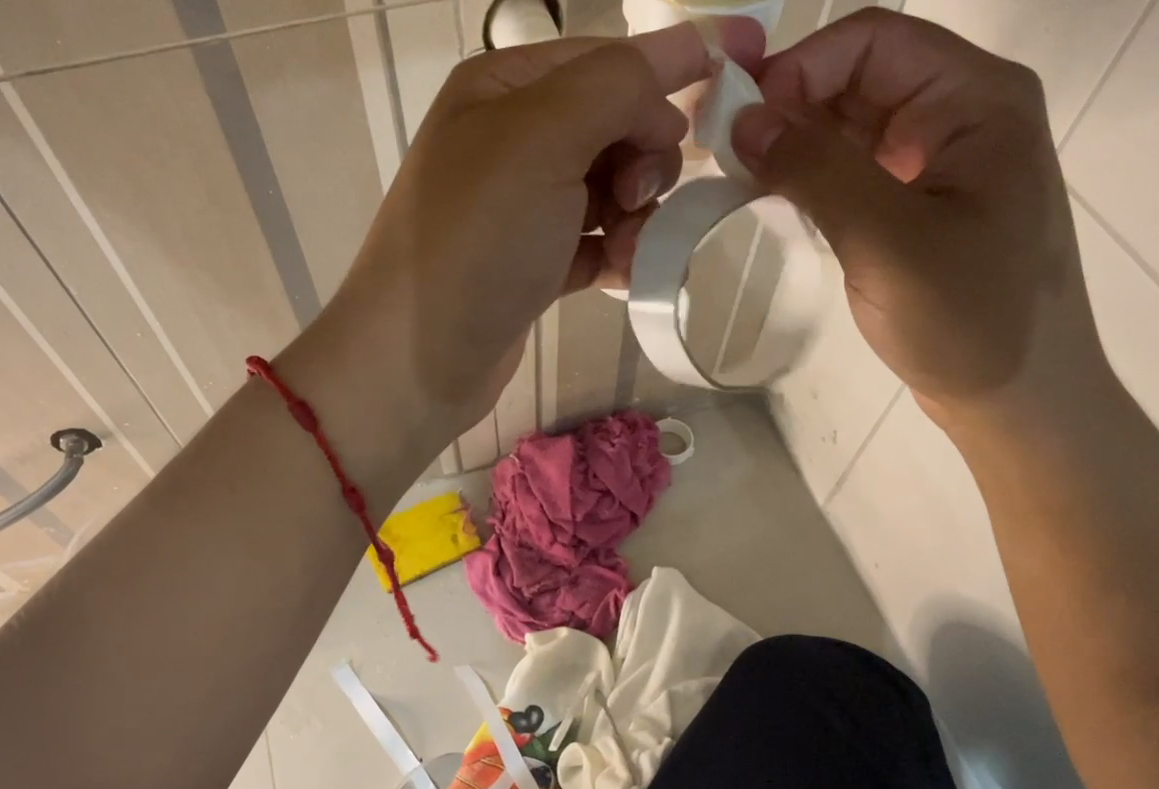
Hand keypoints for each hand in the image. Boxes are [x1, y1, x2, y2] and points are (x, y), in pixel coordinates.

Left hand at [326, 18, 764, 443]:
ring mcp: (520, 207)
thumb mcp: (543, 139)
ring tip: (628, 247)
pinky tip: (624, 273)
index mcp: (503, 88)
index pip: (606, 59)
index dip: (672, 66)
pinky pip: (596, 241)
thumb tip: (677, 80)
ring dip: (636, 212)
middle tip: (639, 195)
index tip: (742, 74)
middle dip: (645, 155)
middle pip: (614, 124)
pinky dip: (617, 252)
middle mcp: (510, 139)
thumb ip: (617, 87)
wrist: (416, 359)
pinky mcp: (531, 265)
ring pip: (611, 187)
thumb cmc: (476, 241)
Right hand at [730, 9, 1109, 427]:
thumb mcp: (888, 242)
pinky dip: (812, 179)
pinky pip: (857, 171)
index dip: (799, 66)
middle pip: (860, 77)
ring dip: (795, 143)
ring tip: (738, 176)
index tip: (737, 120)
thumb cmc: (970, 320)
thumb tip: (744, 122)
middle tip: (722, 149)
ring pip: (852, 126)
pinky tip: (773, 201)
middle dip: (789, 103)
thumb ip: (816, 172)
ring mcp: (941, 165)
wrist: (1020, 400)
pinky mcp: (921, 209)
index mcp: (976, 100)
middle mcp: (961, 116)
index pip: (873, 42)